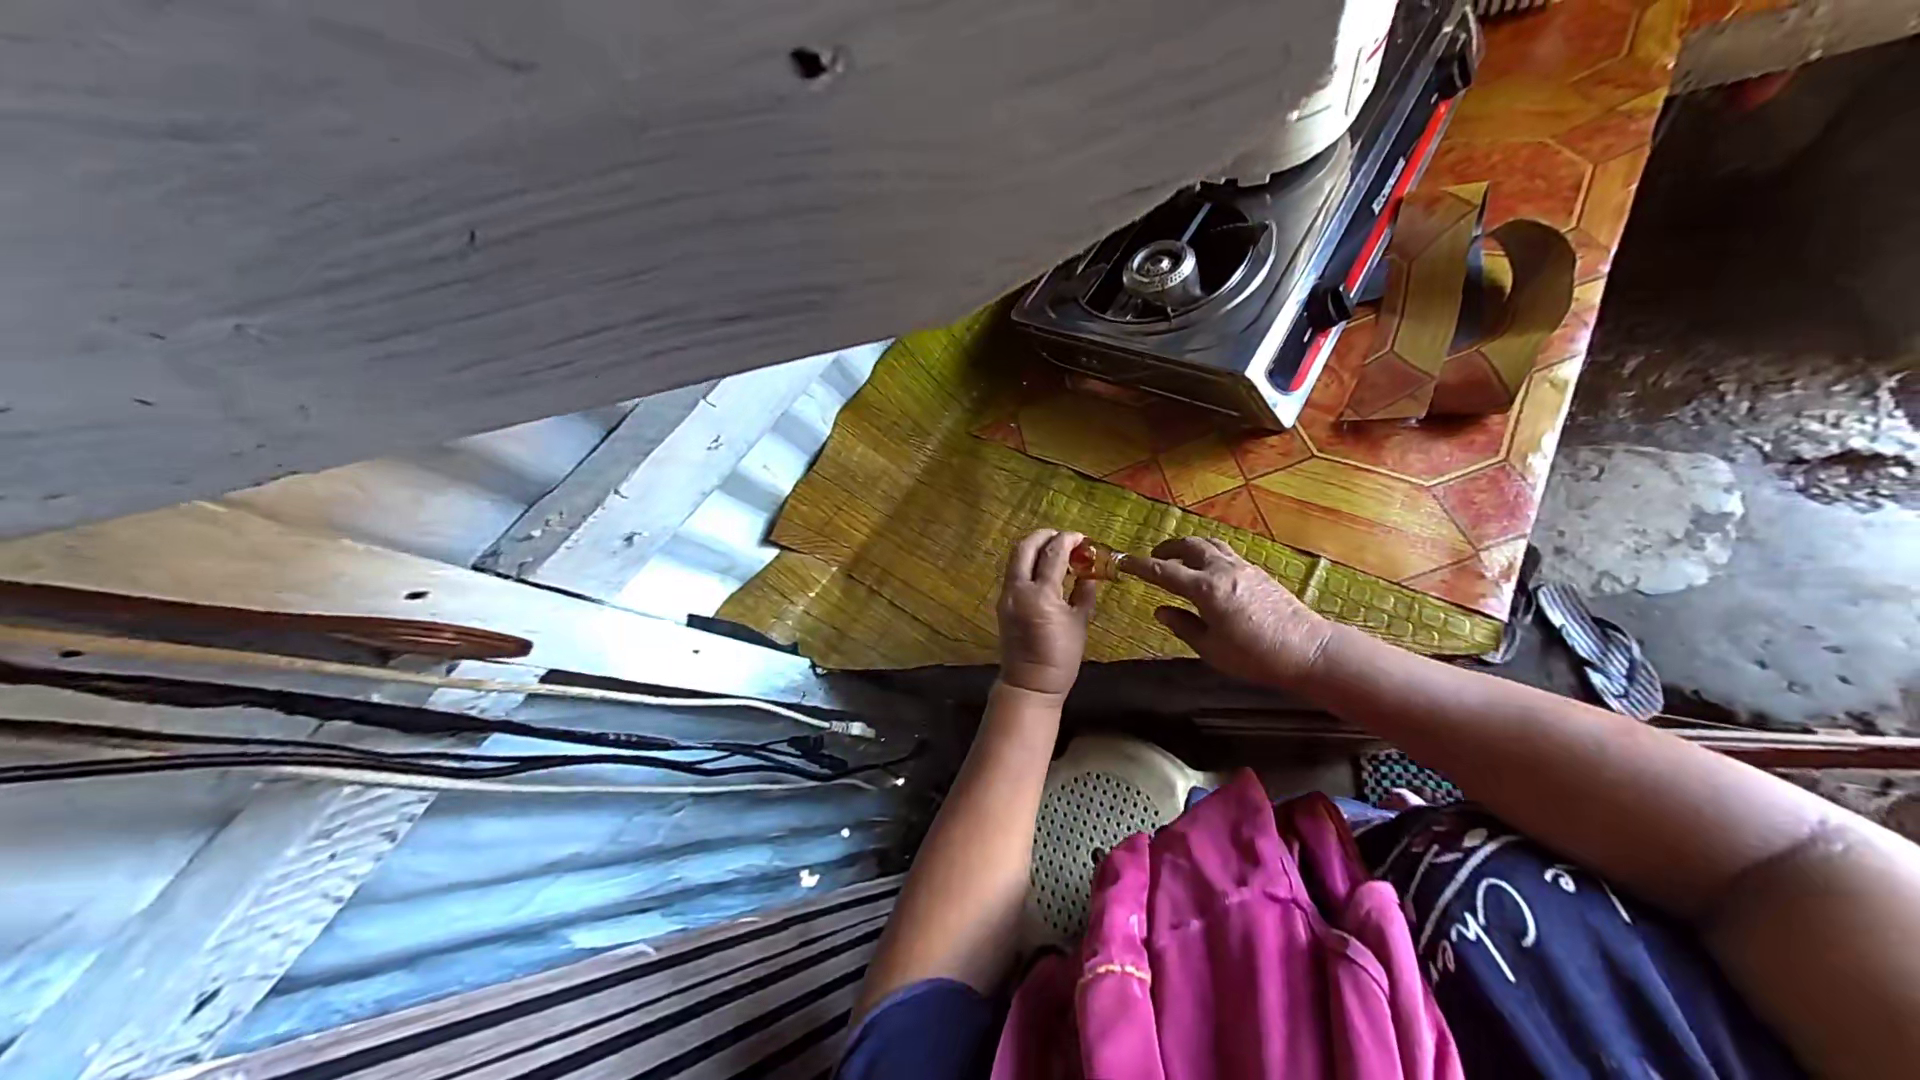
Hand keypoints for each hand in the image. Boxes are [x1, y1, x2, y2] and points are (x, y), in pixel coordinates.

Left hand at [996, 529, 1096, 697]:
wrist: (1029, 683)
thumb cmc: (1060, 657)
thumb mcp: (1079, 623)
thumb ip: (1084, 593)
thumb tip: (1089, 573)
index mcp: (1041, 594)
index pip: (1053, 553)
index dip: (1068, 540)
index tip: (1082, 538)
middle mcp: (1019, 588)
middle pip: (1026, 546)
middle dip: (1045, 536)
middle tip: (1064, 537)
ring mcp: (1006, 595)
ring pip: (1016, 557)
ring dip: (1034, 547)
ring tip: (1055, 551)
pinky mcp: (1002, 602)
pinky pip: (1014, 572)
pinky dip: (1028, 563)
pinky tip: (1044, 569)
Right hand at [1123, 536, 1332, 685]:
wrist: (1307, 650)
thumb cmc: (1255, 656)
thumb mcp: (1211, 649)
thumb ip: (1183, 626)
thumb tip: (1161, 611)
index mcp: (1205, 589)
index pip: (1164, 571)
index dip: (1140, 566)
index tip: (1124, 562)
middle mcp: (1222, 570)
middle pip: (1188, 546)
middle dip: (1166, 549)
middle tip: (1153, 558)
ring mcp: (1242, 568)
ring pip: (1209, 544)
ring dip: (1189, 547)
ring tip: (1178, 558)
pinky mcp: (1257, 572)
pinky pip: (1225, 552)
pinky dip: (1208, 553)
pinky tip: (1207, 569)